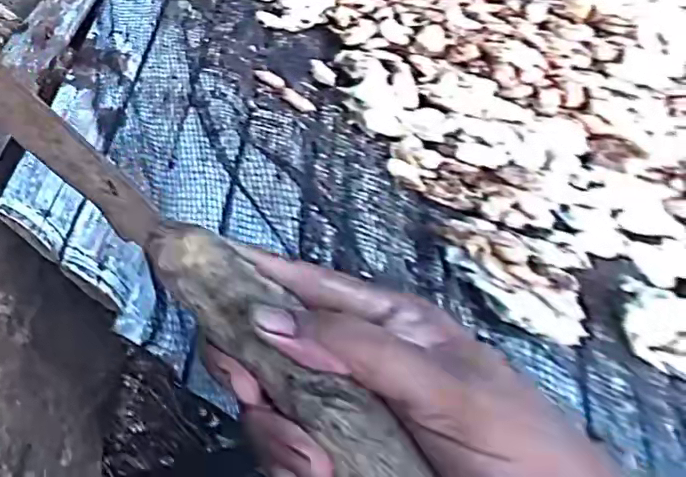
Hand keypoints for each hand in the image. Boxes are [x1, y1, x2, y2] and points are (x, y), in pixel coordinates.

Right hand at [202, 249, 617, 476]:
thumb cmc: (530, 457)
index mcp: (374, 321)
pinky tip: (316, 473)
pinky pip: (276, 444)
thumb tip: (259, 315)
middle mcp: (339, 357)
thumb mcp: (454, 390)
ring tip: (312, 461)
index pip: (287, 276)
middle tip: (246, 386)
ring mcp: (331, 409)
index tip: (178, 253)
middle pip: (252, 334)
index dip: (232, 261)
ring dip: (270, 425)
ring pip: (256, 392)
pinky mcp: (327, 454)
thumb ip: (356, 344)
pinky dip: (284, 459)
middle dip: (238, 359)